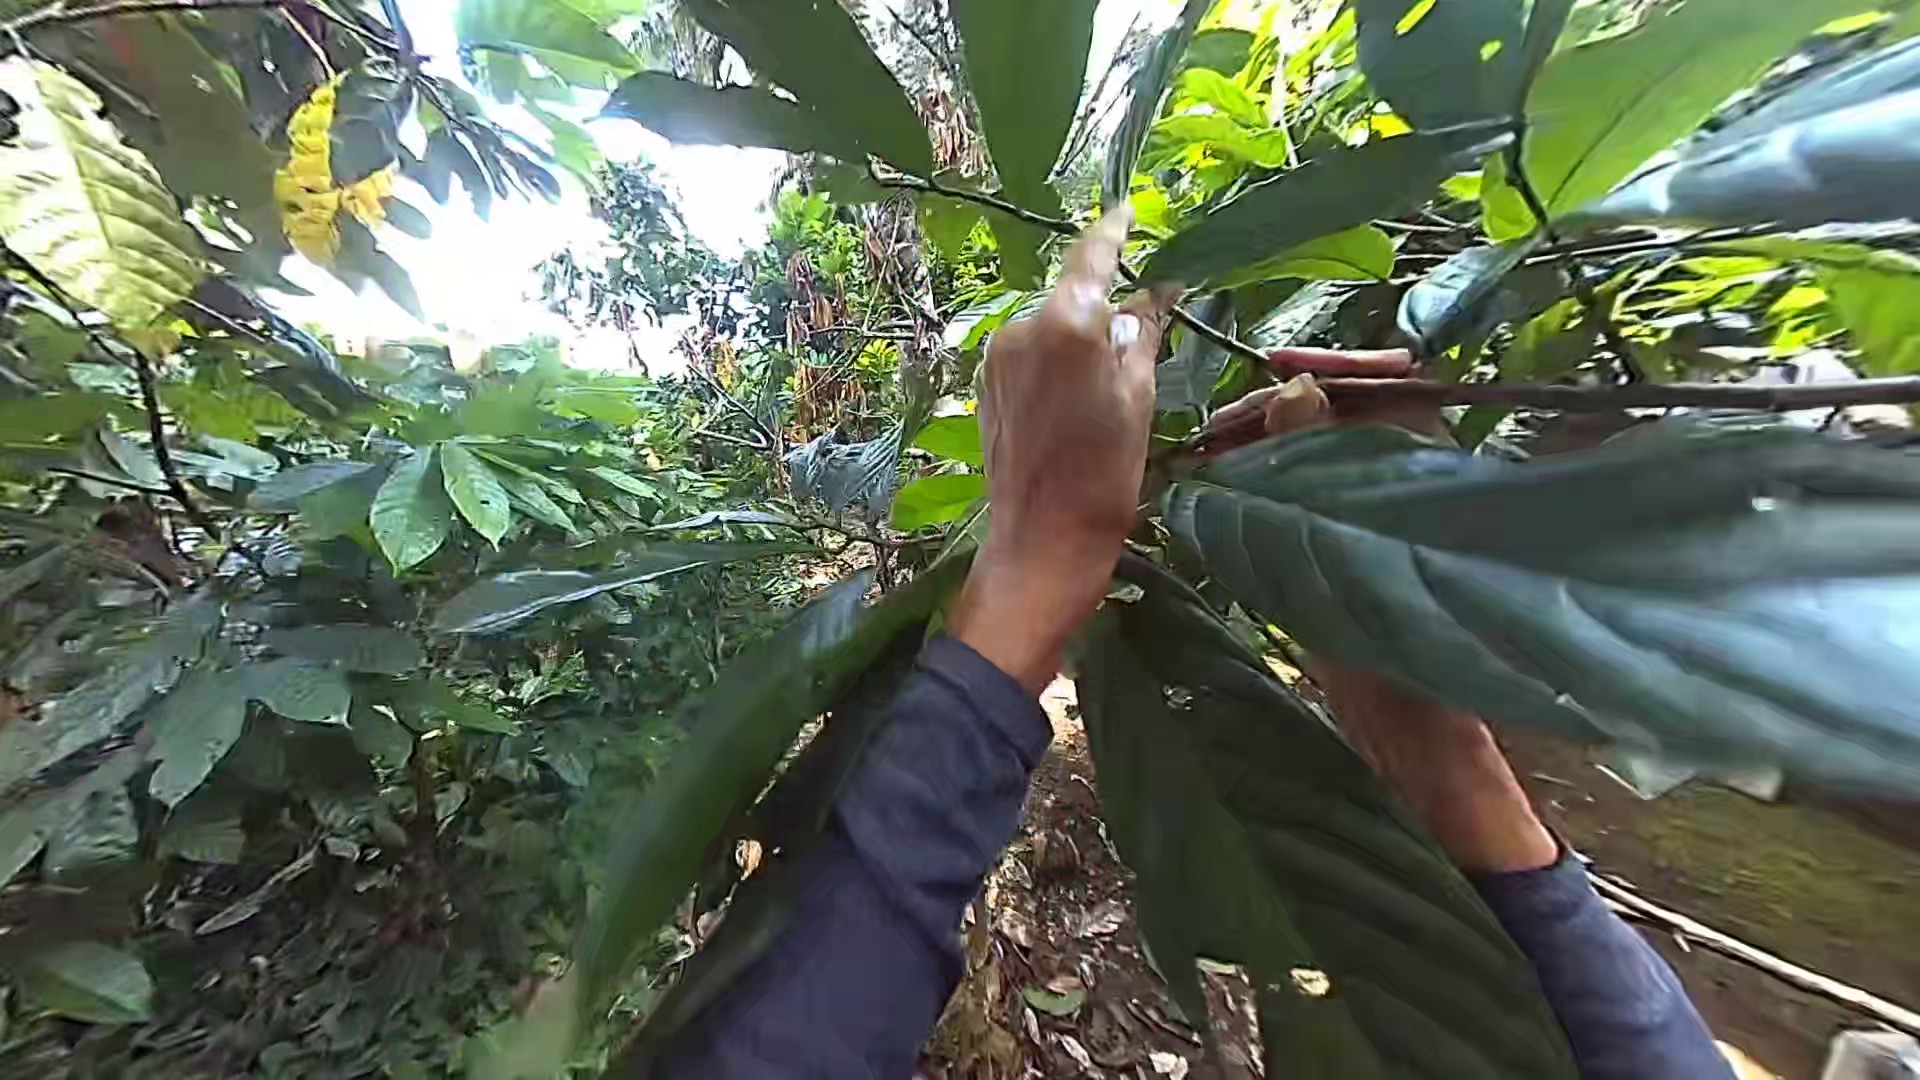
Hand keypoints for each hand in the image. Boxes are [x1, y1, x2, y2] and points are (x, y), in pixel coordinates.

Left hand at [948, 206, 1175, 693]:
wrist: (1042, 539)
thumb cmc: (1105, 475)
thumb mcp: (1138, 399)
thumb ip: (1142, 334)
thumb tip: (1154, 291)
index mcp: (1064, 324)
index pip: (1093, 255)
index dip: (1115, 230)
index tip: (1129, 208)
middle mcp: (1018, 330)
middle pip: (1069, 296)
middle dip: (1101, 305)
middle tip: (1135, 334)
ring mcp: (994, 359)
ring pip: (1046, 327)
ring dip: (1075, 337)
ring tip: (1100, 386)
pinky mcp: (984, 386)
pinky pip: (1027, 354)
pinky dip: (1051, 360)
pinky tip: (1068, 400)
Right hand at [1216, 347, 1556, 872]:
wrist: (1407, 726)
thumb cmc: (1404, 656)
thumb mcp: (1360, 565)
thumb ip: (1329, 476)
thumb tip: (1295, 391)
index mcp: (1434, 471)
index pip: (1389, 382)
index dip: (1332, 364)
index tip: (1270, 370)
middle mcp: (1404, 472)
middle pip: (1338, 407)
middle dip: (1272, 407)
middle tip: (1212, 433)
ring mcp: (1368, 501)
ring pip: (1310, 442)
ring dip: (1256, 440)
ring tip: (1204, 455)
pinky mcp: (1338, 529)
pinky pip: (1294, 479)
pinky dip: (1255, 473)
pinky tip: (1217, 484)